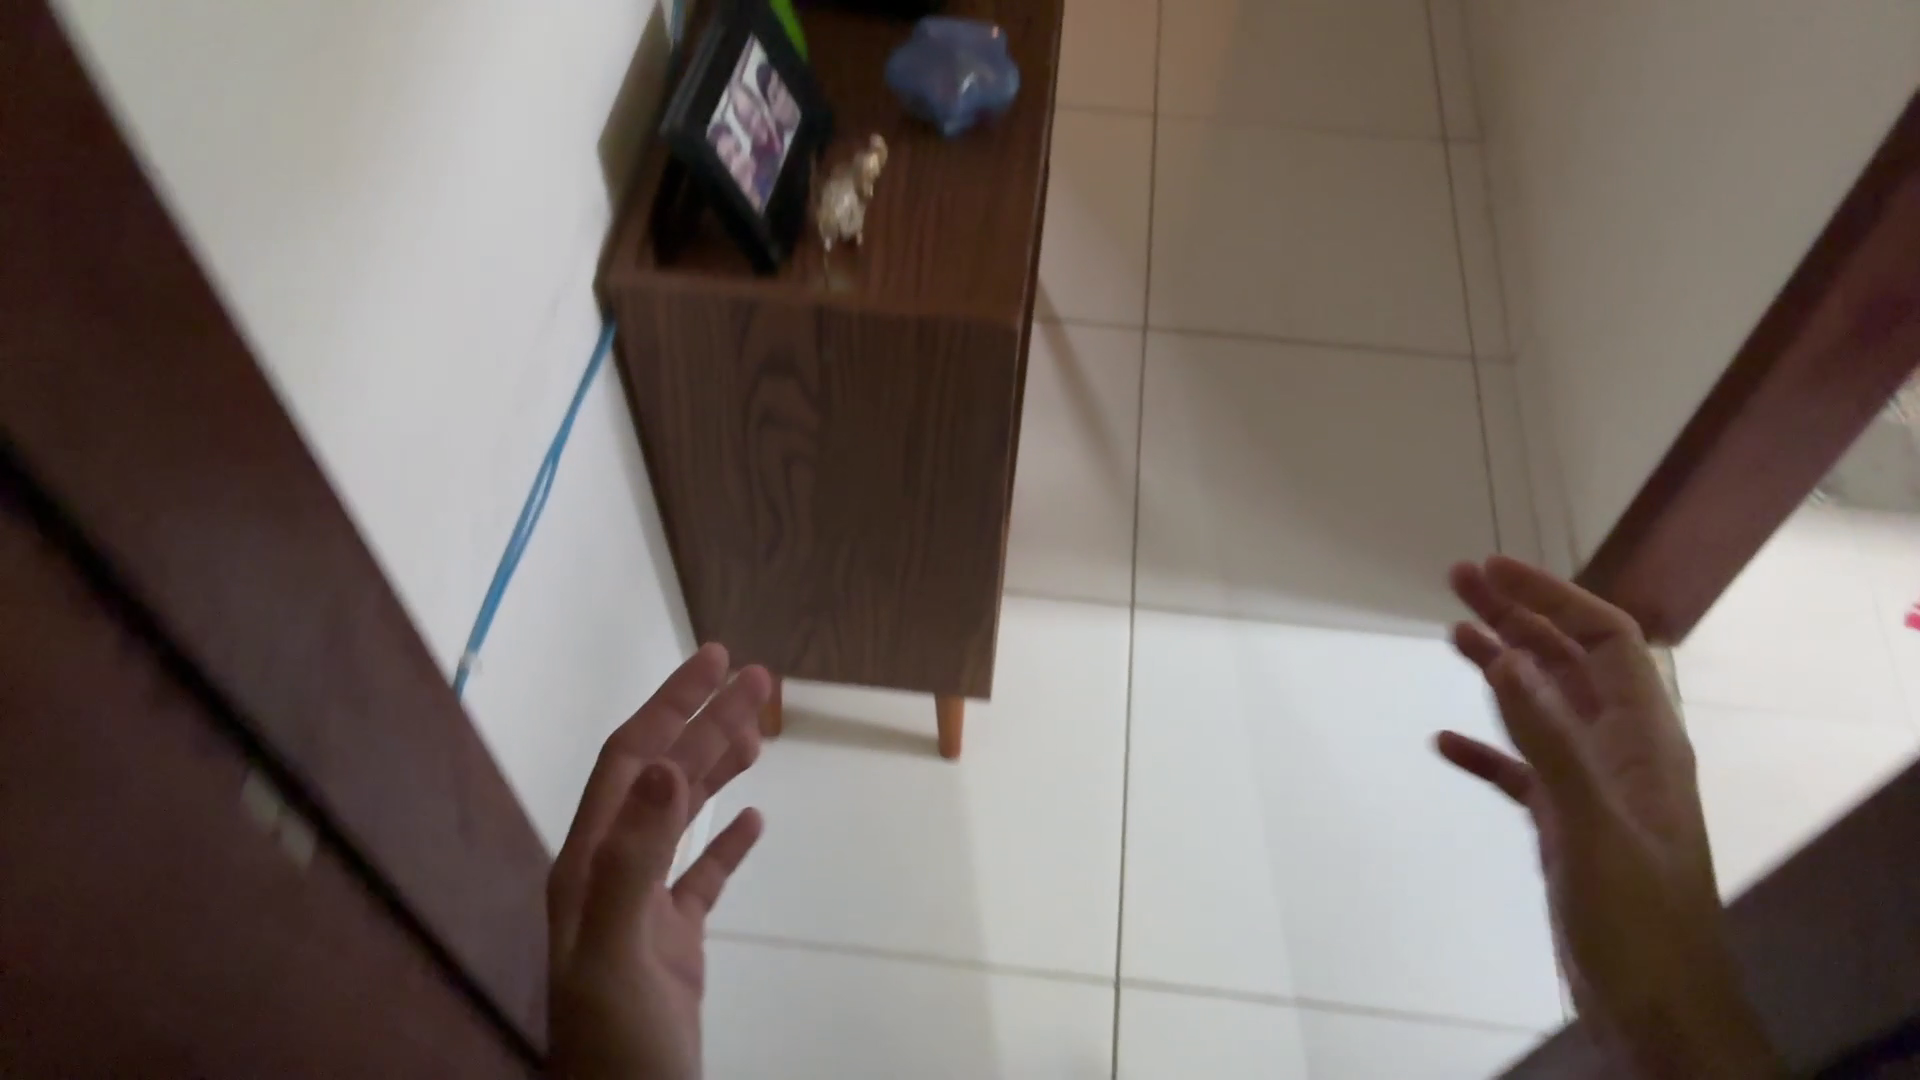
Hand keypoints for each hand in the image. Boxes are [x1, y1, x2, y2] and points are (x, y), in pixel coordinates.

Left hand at [547, 644, 771, 1079]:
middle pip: (666, 773)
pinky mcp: (674, 937)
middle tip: (759, 680)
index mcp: (593, 861)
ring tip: (761, 735)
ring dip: (720, 767)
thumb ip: (633, 857)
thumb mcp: (618, 950)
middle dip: (709, 720)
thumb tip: (664, 765)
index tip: (717, 661)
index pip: (635, 757)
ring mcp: (644, 903)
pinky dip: (728, 840)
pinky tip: (755, 822)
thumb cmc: (617, 1042)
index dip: (673, 704)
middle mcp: (613, 869)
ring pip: (685, 814)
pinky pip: (704, 872)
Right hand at [1437, 557, 1778, 1078]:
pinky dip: (1481, 746)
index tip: (1493, 569)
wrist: (1653, 1007)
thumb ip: (1546, 736)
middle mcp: (1617, 751)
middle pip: (1565, 661)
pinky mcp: (1561, 820)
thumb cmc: (1634, 915)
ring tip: (1451, 632)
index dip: (1551, 597)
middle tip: (1456, 580)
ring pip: (1539, 705)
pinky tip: (1445, 741)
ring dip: (1497, 665)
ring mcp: (1588, 785)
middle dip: (1514, 615)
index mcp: (1641, 740)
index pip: (1602, 640)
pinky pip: (1516, 765)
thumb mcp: (1588, 820)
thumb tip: (1501, 657)